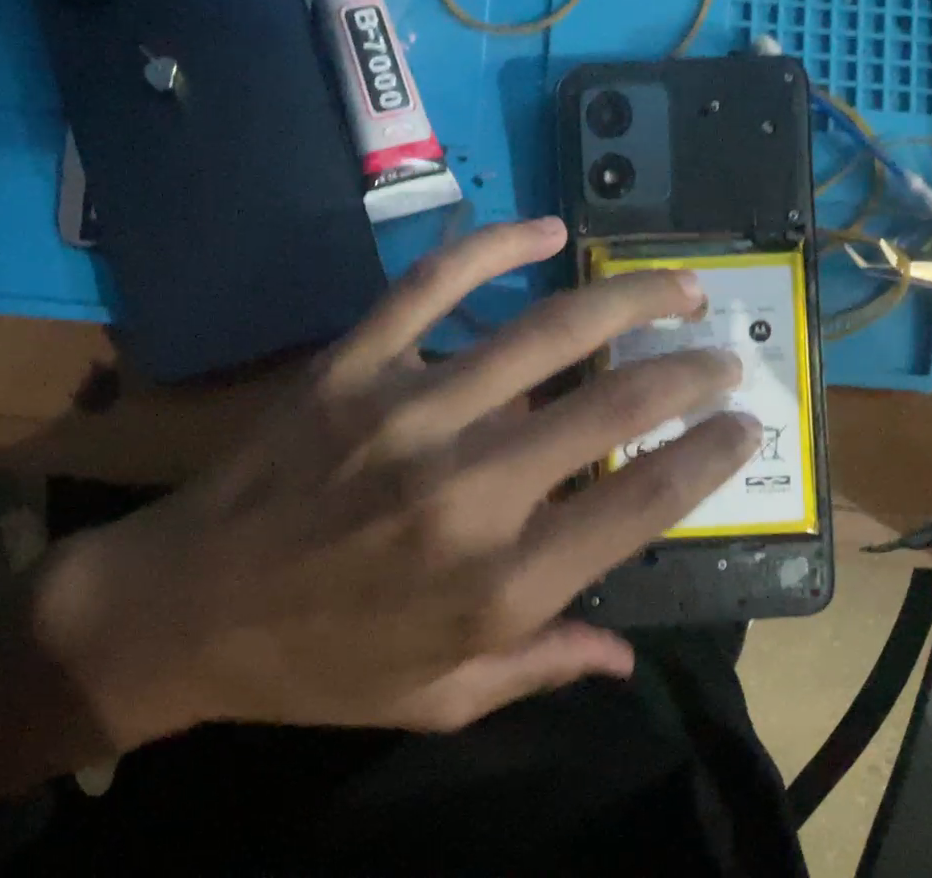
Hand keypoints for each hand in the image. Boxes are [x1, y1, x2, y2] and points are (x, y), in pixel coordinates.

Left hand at [34, 217, 758, 752]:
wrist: (186, 610)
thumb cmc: (315, 666)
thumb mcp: (437, 698)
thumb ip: (539, 669)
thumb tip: (626, 658)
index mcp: (502, 582)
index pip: (642, 503)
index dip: (708, 456)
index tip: (745, 426)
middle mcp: (470, 489)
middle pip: (612, 408)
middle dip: (687, 373)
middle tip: (726, 354)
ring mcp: (408, 414)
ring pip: (542, 335)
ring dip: (625, 303)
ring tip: (676, 288)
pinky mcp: (352, 368)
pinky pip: (433, 287)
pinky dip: (492, 247)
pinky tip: (544, 232)